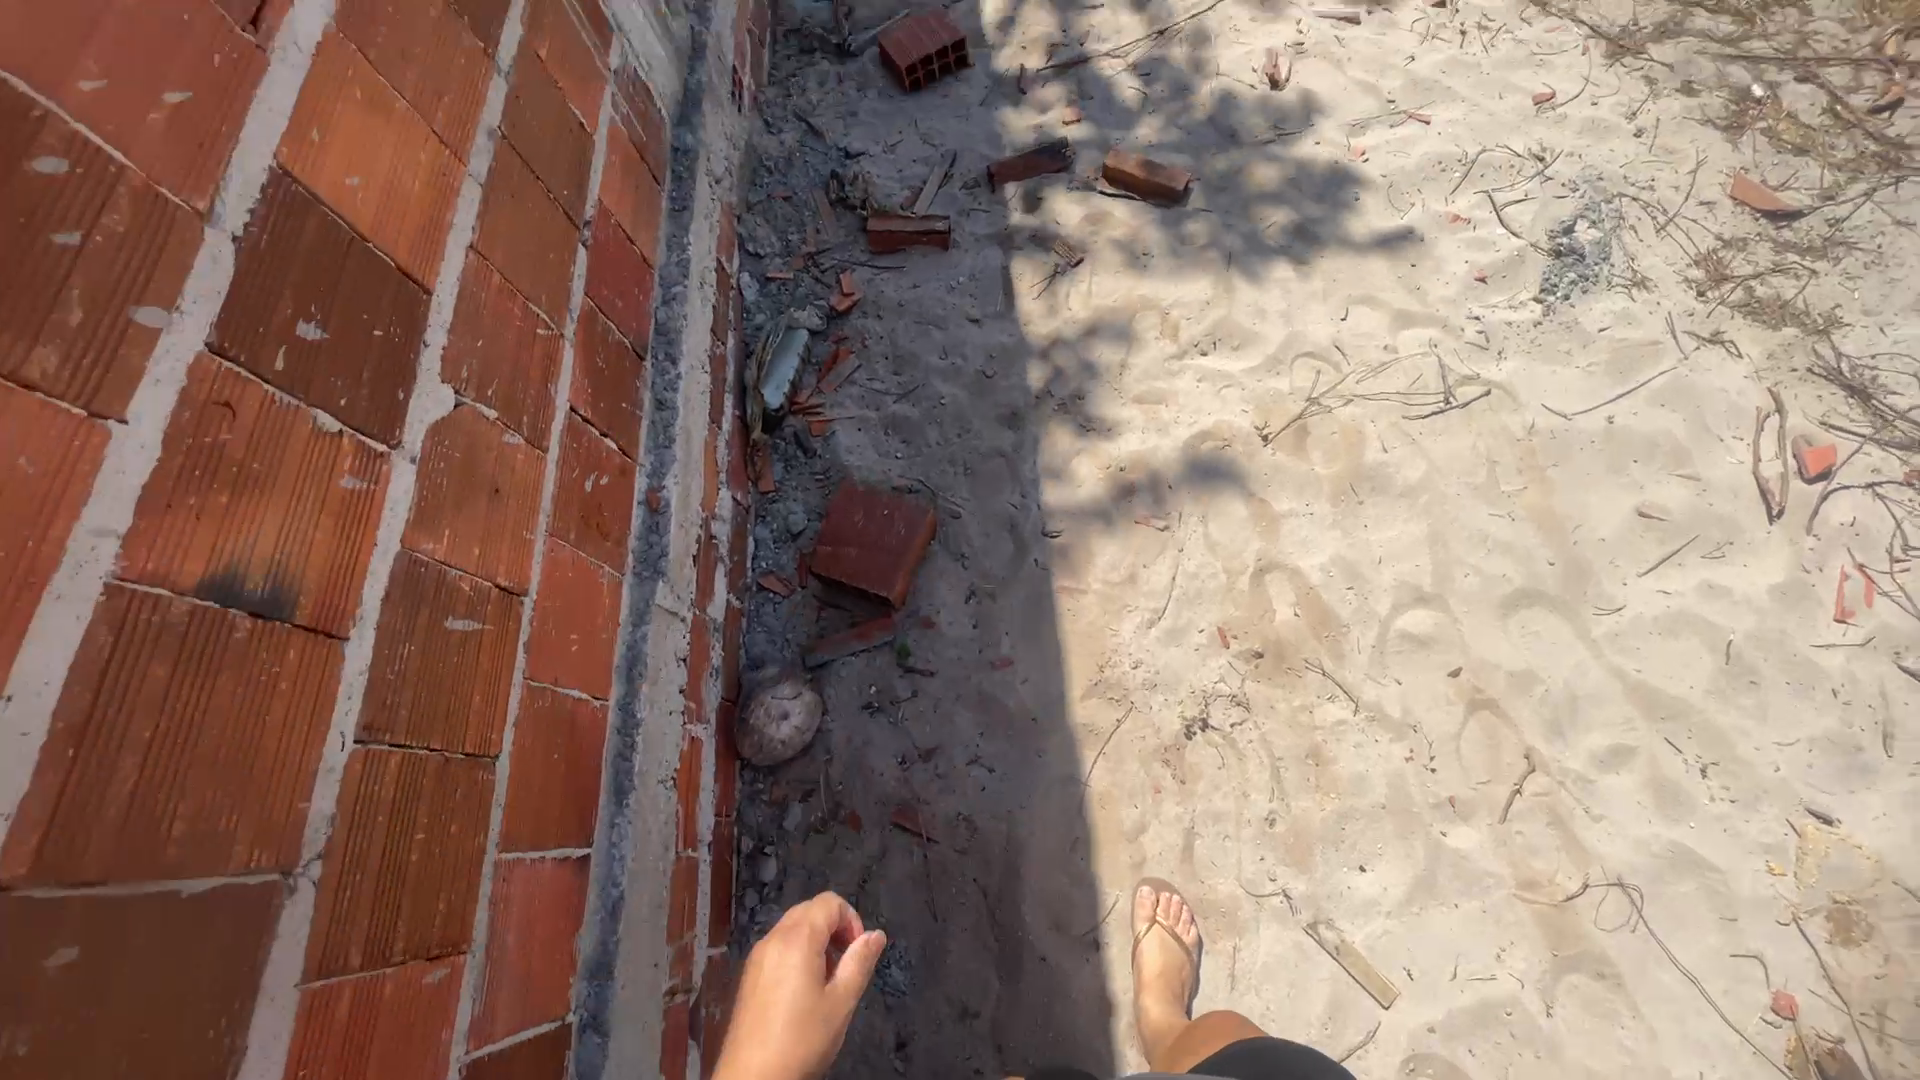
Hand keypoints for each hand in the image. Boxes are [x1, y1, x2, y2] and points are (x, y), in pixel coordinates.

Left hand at [712, 891, 887, 1079]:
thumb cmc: (801, 1041)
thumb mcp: (840, 1003)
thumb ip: (860, 962)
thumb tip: (876, 934)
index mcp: (797, 939)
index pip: (829, 902)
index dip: (851, 920)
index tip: (858, 954)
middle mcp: (773, 938)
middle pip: (810, 910)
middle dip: (834, 928)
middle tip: (846, 965)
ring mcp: (757, 957)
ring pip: (793, 927)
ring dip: (816, 941)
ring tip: (827, 982)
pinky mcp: (749, 976)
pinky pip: (778, 946)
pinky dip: (797, 953)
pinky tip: (803, 992)